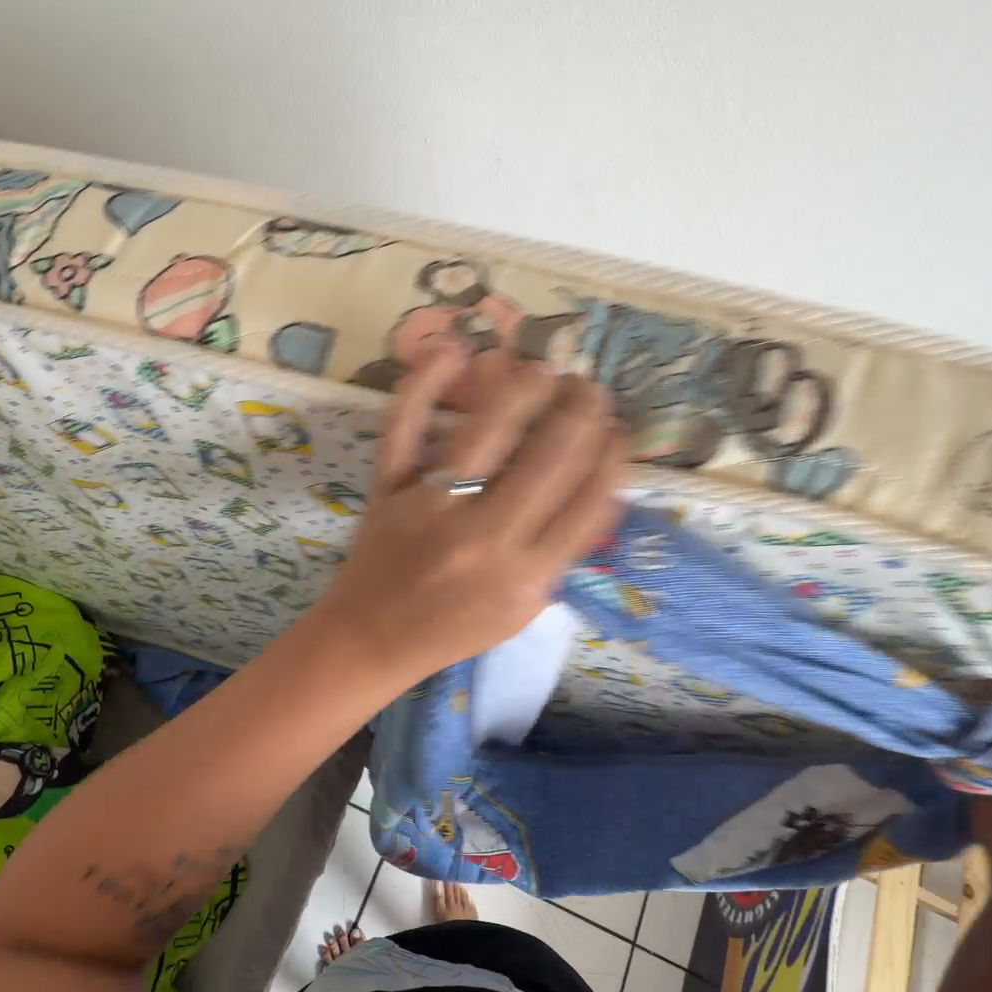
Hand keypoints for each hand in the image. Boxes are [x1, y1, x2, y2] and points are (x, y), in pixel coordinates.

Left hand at [312, 345, 627, 680]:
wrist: (372, 639)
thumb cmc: (454, 627)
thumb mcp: (523, 608)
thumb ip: (560, 554)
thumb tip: (600, 486)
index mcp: (525, 575)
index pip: (587, 501)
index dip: (612, 456)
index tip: (619, 429)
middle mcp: (483, 538)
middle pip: (549, 457)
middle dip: (581, 412)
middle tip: (590, 389)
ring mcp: (430, 508)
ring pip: (486, 432)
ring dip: (525, 390)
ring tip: (545, 371)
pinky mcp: (387, 489)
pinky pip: (405, 427)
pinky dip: (424, 384)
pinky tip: (454, 353)